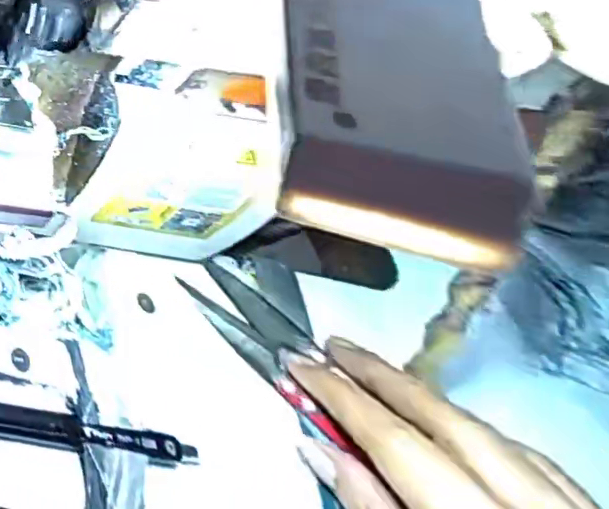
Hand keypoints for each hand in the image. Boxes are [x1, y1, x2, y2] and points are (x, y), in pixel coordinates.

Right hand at [286, 338, 597, 508]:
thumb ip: (370, 506)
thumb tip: (317, 446)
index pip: (392, 436)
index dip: (335, 391)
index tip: (293, 359)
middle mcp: (534, 507)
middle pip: (451, 422)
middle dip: (383, 377)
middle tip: (332, 344)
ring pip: (502, 439)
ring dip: (432, 402)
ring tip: (384, 380)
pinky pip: (544, 468)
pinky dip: (490, 438)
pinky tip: (463, 432)